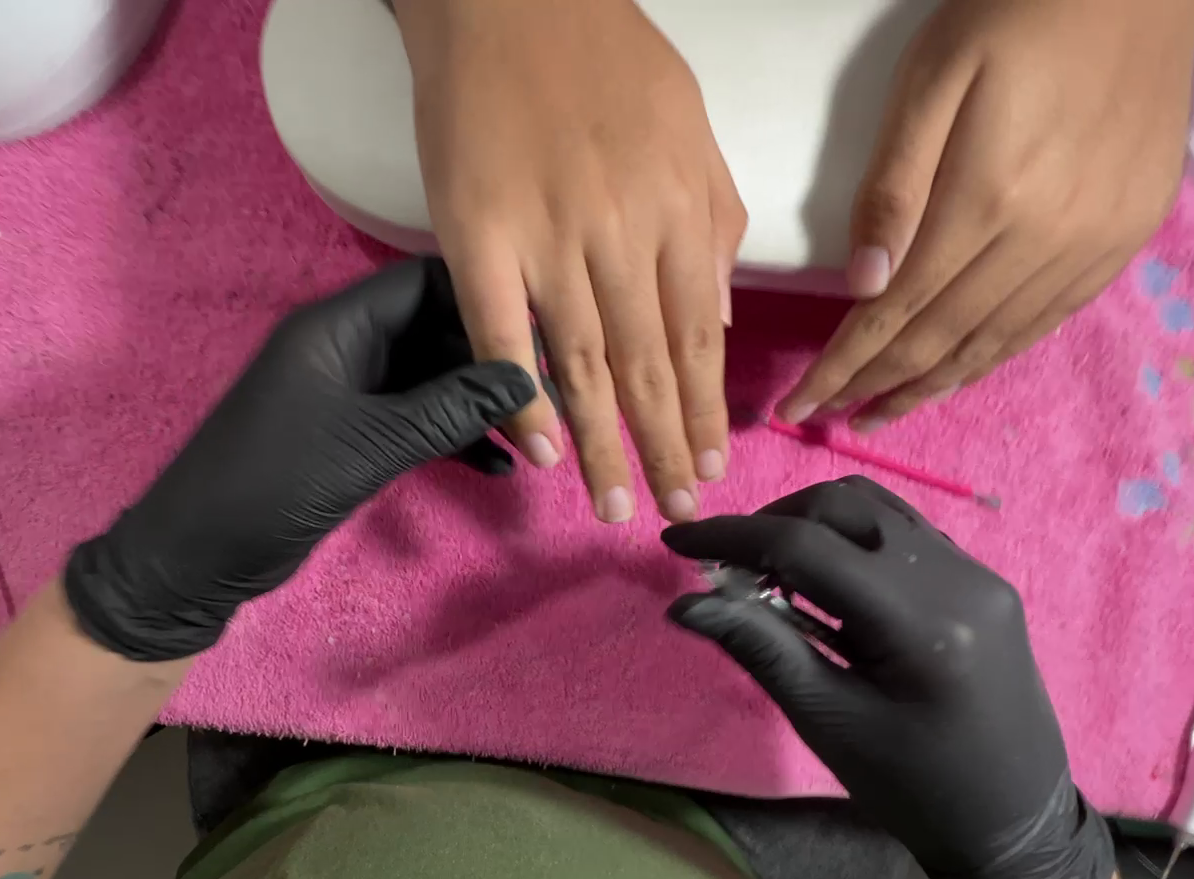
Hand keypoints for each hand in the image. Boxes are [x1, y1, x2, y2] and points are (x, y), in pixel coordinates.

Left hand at [65, 259, 534, 661]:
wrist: (201, 554)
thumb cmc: (275, 483)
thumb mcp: (369, 444)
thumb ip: (449, 409)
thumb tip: (528, 381)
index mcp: (336, 327)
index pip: (422, 285)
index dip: (483, 302)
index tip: (542, 330)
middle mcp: (346, 349)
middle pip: (432, 335)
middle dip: (489, 366)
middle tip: (551, 396)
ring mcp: (348, 395)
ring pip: (428, 386)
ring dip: (476, 410)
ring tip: (535, 439)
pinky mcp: (351, 438)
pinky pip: (412, 425)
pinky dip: (450, 442)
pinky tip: (497, 468)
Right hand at [395, 0, 745, 523]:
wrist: (511, 0)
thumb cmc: (602, 64)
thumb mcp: (688, 131)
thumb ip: (711, 225)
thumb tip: (714, 317)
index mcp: (680, 209)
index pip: (698, 336)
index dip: (705, 411)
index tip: (711, 467)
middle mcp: (623, 233)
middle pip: (649, 365)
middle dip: (666, 447)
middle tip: (675, 512)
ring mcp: (548, 239)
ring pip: (585, 362)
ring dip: (604, 443)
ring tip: (616, 503)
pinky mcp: (479, 238)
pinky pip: (502, 333)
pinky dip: (519, 396)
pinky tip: (539, 451)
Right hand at [662, 477, 1112, 878]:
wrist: (1015, 821)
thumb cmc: (912, 786)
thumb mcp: (826, 722)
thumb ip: (758, 648)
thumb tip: (684, 604)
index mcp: (922, 624)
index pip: (806, 547)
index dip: (731, 537)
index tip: (676, 542)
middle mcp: (957, 578)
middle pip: (839, 507)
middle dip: (766, 525)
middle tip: (725, 569)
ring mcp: (974, 572)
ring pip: (869, 506)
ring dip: (803, 522)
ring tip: (766, 570)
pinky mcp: (976, 579)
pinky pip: (896, 528)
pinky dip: (842, 535)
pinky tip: (817, 576)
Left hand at [778, 0, 1193, 430]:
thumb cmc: (1012, 20)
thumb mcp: (929, 87)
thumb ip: (892, 192)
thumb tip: (860, 287)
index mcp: (984, 204)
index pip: (888, 318)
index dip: (838, 370)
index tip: (797, 408)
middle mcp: (1042, 240)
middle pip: (933, 342)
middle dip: (870, 388)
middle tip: (827, 418)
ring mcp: (1092, 244)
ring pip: (988, 347)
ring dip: (925, 390)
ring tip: (877, 417)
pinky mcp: (1123, 237)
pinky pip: (1041, 325)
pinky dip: (986, 361)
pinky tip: (951, 379)